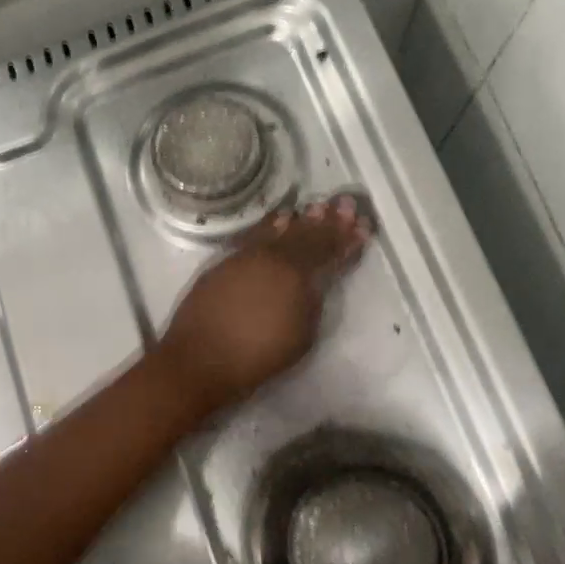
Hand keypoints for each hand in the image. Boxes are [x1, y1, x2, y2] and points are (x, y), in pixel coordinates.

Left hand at [155, 194, 371, 410]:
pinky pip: (253, 237)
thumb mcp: (302, 336)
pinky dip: (269, 227)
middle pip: (305, 235)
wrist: (200, 359)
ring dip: (299, 221)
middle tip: (346, 204)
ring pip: (277, 232)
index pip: (328, 251)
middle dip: (328, 221)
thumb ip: (311, 303)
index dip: (347, 240)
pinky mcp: (223, 264)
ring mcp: (244, 257)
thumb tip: (313, 283)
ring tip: (315, 209)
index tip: (364, 227)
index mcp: (296, 274)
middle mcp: (271, 257)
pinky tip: (277, 221)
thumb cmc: (257, 356)